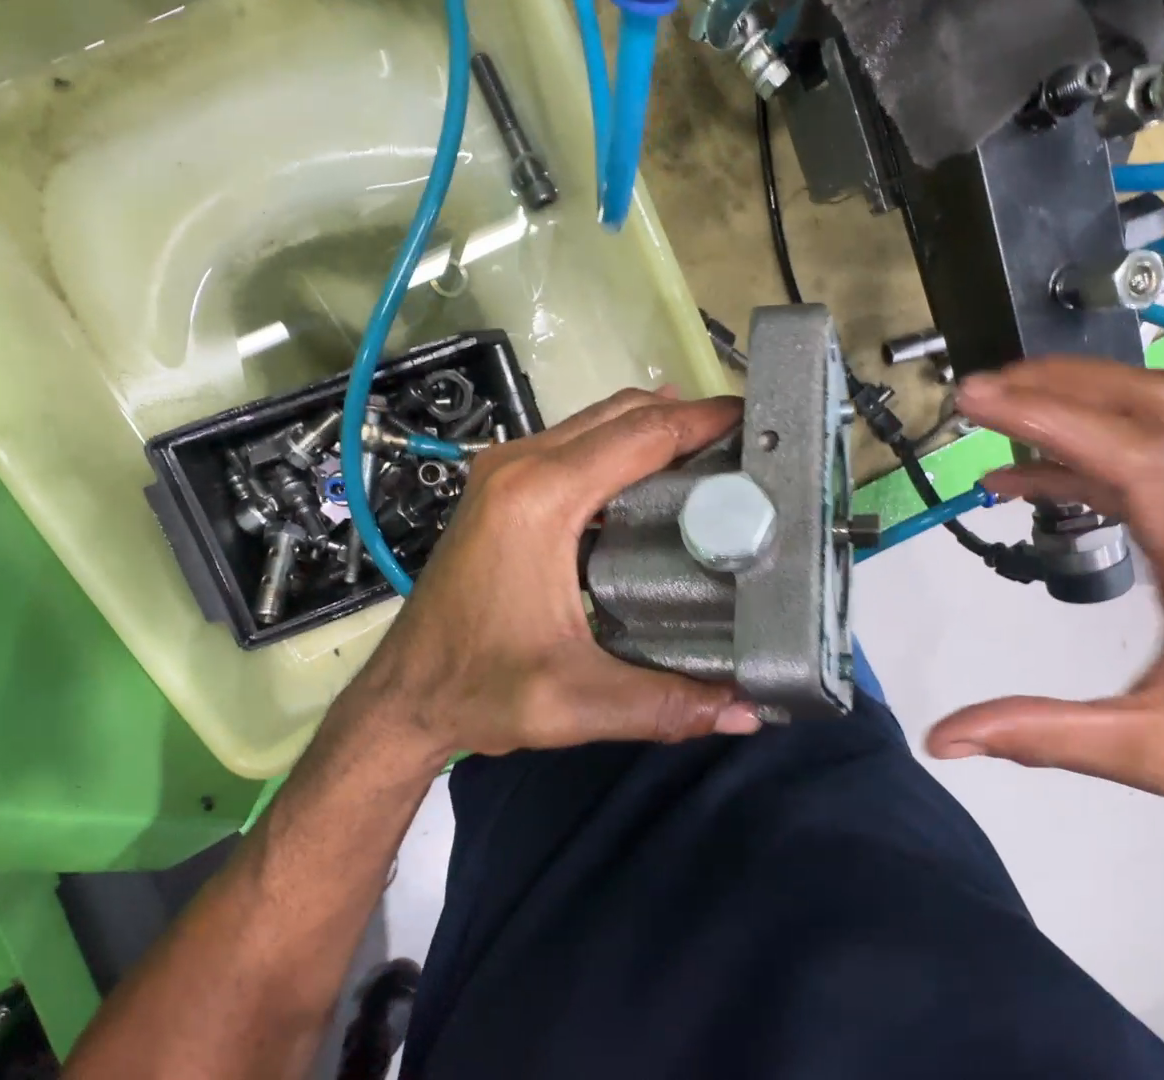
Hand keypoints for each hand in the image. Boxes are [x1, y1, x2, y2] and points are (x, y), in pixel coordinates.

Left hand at [334, 389, 761, 764]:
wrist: (404, 694)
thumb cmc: (480, 690)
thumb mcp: (575, 703)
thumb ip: (665, 705)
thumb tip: (749, 713)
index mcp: (539, 499)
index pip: (641, 436)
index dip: (704, 421)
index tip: (759, 420)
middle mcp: (519, 466)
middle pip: (620, 415)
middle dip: (687, 417)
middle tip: (749, 441)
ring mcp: (503, 470)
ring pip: (596, 423)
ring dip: (654, 428)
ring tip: (716, 456)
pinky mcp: (499, 487)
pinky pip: (574, 444)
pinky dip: (622, 447)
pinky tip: (656, 480)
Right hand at [927, 358, 1163, 885]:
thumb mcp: (1147, 757)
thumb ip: (1041, 736)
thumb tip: (941, 739)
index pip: (1141, 463)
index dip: (1055, 420)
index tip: (978, 399)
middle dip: (1069, 383)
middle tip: (982, 391)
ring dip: (1086, 398)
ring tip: (1002, 409)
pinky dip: (1093, 449)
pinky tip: (1032, 478)